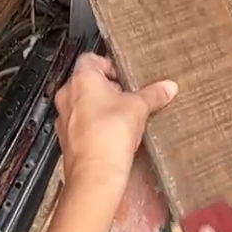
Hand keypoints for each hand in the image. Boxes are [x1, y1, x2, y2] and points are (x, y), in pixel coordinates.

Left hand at [53, 53, 175, 199]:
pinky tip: (113, 135)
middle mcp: (68, 95)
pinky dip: (94, 125)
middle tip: (128, 96)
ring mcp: (64, 118)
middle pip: (87, 82)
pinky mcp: (67, 139)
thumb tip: (167, 87)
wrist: (95, 173)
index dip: (109, 64)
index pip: (91, 58)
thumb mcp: (139, 108)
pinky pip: (80, 124)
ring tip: (123, 116)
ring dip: (101, 107)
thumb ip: (153, 94)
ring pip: (82, 104)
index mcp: (81, 79)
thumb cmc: (109, 135)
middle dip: (109, 88)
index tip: (124, 75)